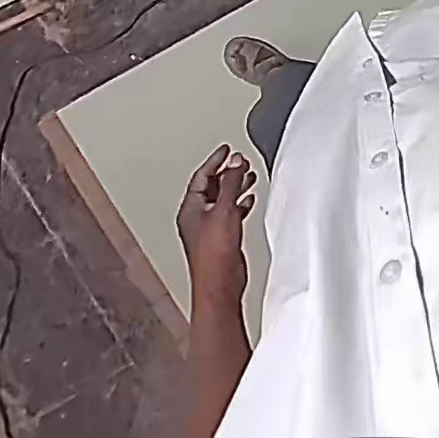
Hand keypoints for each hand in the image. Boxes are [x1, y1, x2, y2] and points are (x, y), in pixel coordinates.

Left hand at [177, 144, 256, 305]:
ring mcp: (209, 228)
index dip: (215, 160)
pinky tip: (248, 199)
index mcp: (190, 208)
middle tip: (240, 159)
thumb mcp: (223, 210)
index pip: (202, 175)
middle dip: (227, 171)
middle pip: (213, 185)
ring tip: (248, 174)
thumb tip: (235, 161)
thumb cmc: (214, 256)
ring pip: (222, 198)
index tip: (226, 149)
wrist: (219, 288)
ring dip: (235, 185)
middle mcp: (197, 216)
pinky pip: (230, 212)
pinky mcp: (222, 238)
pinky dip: (239, 203)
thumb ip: (230, 183)